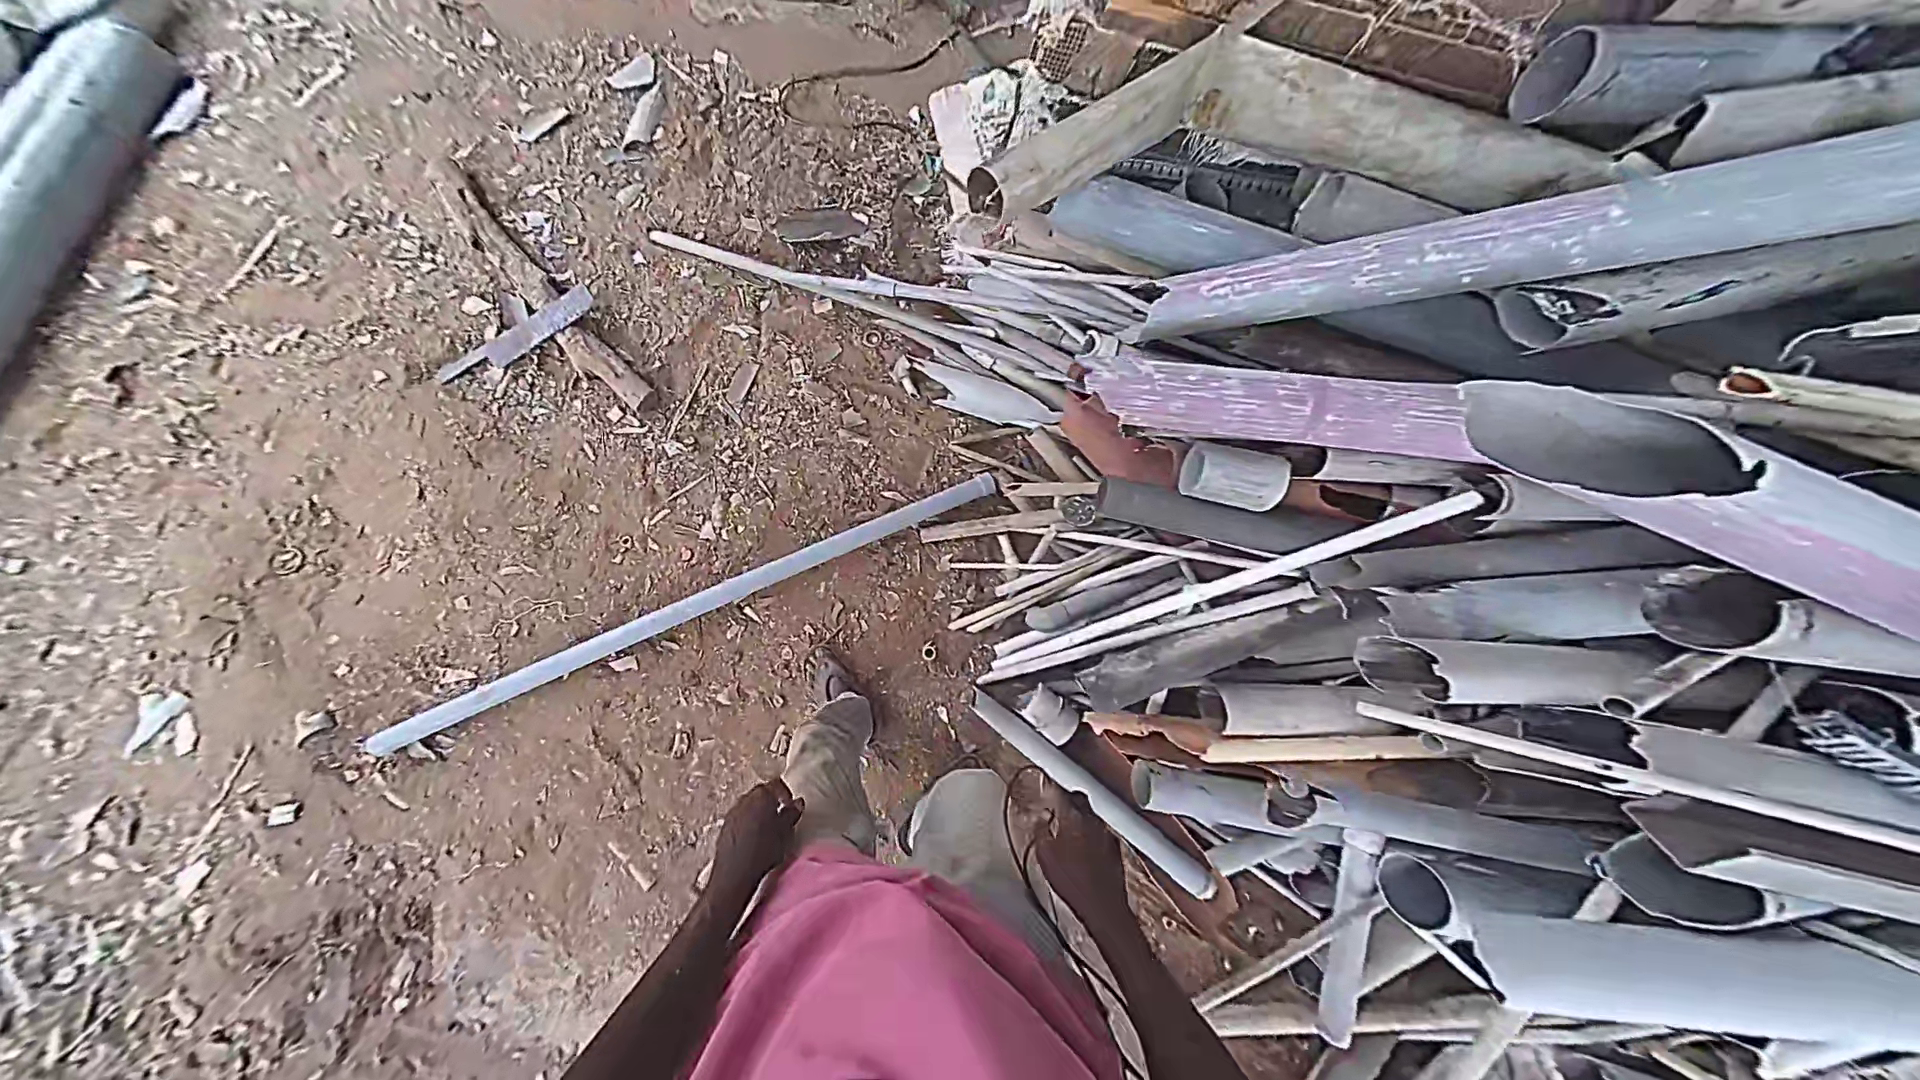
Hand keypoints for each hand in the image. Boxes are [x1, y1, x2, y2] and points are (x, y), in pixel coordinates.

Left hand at [711, 779, 803, 893]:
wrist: (735, 874)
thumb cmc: (763, 850)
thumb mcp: (786, 831)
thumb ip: (792, 813)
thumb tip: (797, 803)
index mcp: (762, 796)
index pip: (776, 784)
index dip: (785, 792)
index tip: (790, 804)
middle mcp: (745, 800)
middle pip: (761, 793)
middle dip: (771, 800)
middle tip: (781, 814)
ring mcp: (732, 814)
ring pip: (749, 805)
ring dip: (758, 811)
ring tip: (768, 827)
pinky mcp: (724, 828)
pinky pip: (740, 818)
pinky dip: (748, 822)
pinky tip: (754, 837)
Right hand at [1035, 788, 1133, 934]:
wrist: (1103, 906)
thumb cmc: (1073, 882)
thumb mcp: (1044, 855)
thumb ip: (1040, 830)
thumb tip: (1040, 819)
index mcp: (1073, 817)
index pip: (1061, 792)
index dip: (1052, 788)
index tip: (1046, 788)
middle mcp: (1092, 820)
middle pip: (1079, 798)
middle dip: (1068, 799)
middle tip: (1057, 805)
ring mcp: (1106, 833)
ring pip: (1091, 815)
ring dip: (1080, 816)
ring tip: (1068, 829)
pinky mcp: (1116, 848)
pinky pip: (1101, 831)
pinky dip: (1091, 833)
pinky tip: (1085, 847)